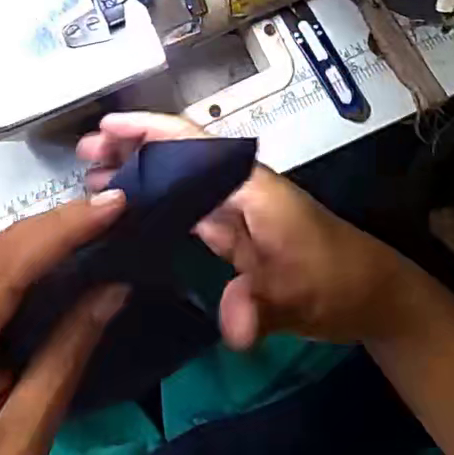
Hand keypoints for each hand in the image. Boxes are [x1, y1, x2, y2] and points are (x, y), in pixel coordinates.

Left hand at [0, 192, 130, 454]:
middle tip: (122, 207)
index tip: (118, 202)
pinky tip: (63, 249)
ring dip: (50, 234)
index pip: (9, 264)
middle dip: (64, 223)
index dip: (65, 227)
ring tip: (102, 223)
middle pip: (4, 248)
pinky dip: (30, 252)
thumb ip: (66, 356)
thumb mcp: (20, 438)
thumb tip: (115, 285)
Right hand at [77, 113, 412, 349]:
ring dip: (138, 174)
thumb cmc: (335, 278)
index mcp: (248, 184)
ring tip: (94, 178)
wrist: (368, 295)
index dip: (149, 131)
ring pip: (176, 180)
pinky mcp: (231, 232)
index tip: (109, 128)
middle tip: (85, 156)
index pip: (193, 144)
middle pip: (177, 155)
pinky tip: (129, 212)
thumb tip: (230, 326)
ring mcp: (232, 208)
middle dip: (133, 148)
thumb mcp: (298, 293)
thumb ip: (261, 304)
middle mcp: (235, 187)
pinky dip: (153, 204)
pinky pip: (183, 208)